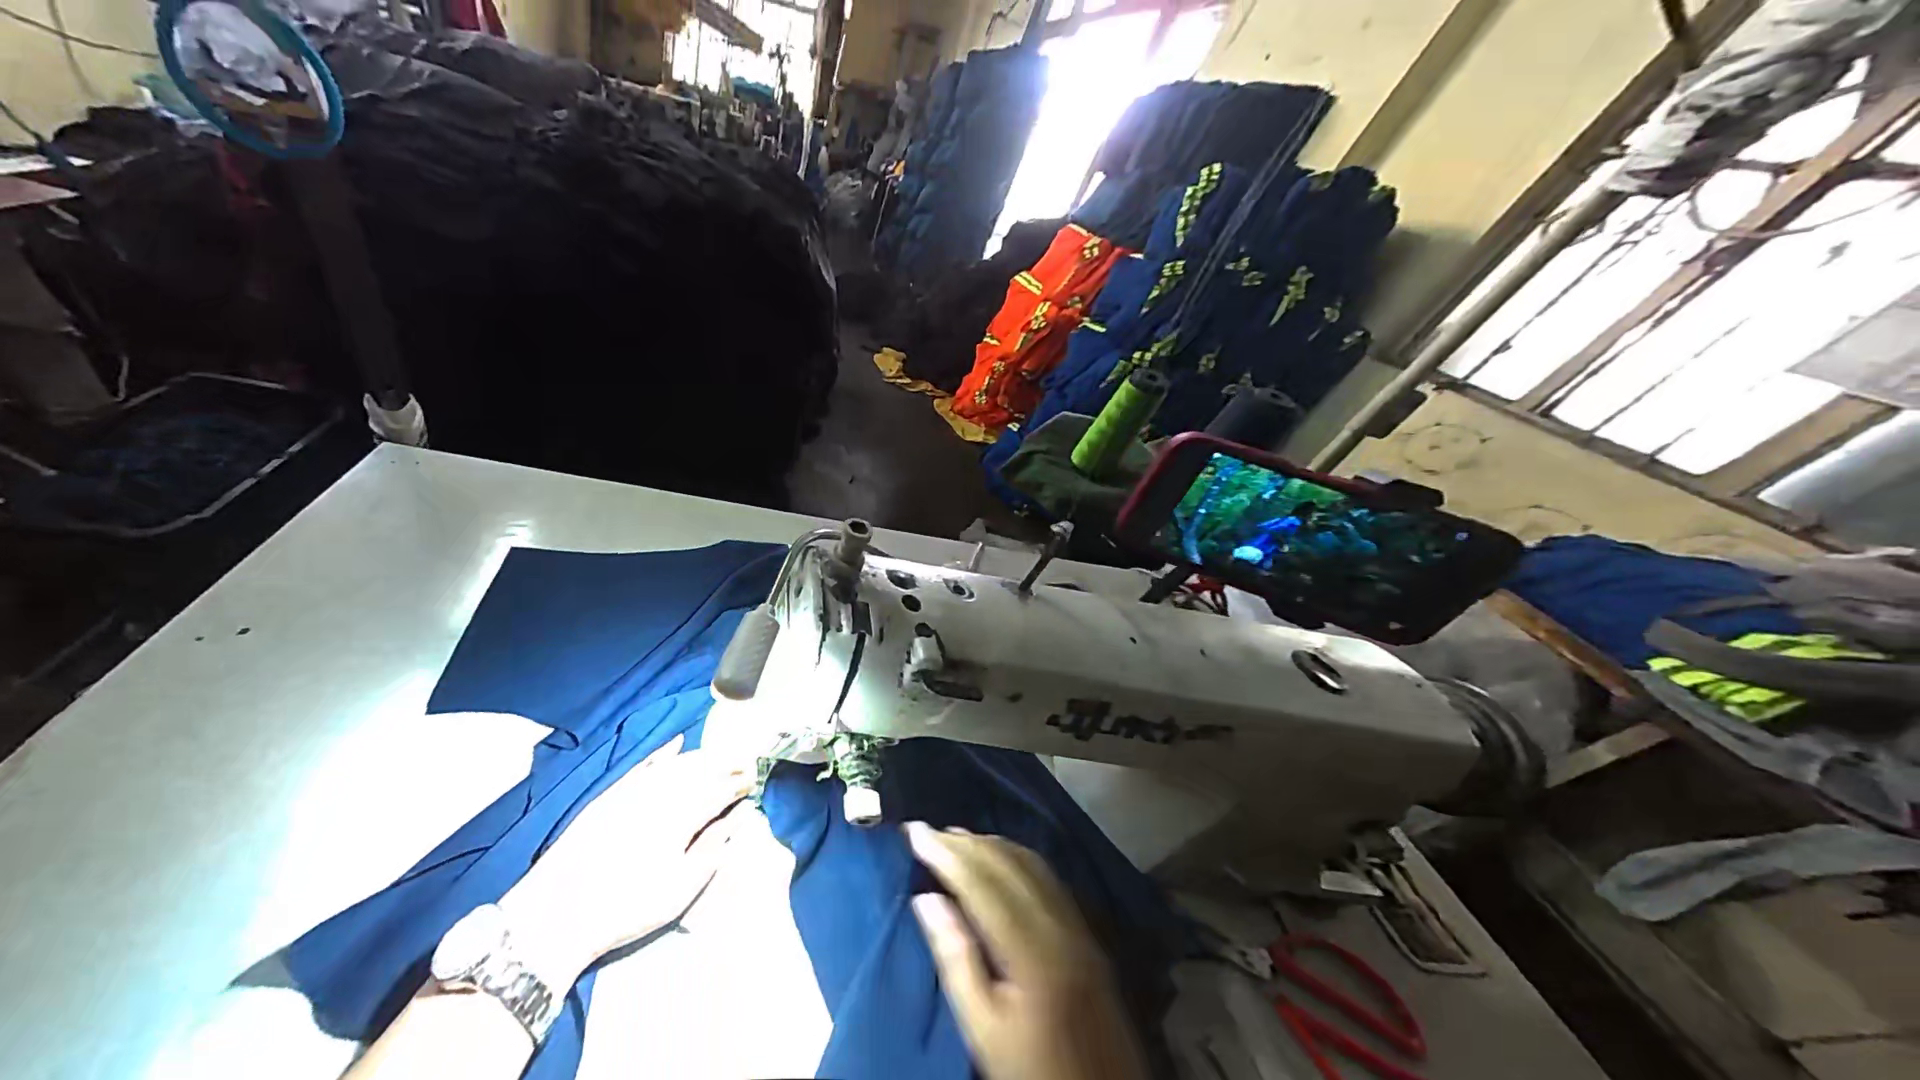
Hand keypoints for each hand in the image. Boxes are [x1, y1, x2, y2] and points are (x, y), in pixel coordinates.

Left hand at [499, 736, 751, 986]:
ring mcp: (633, 791)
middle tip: (744, 762)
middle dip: (726, 763)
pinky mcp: (610, 795)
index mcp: (683, 816)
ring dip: (702, 756)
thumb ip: (713, 848)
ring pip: (675, 763)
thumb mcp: (680, 889)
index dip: (740, 782)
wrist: (556, 914)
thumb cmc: (627, 907)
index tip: (755, 779)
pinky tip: (675, 745)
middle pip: (701, 770)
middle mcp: (660, 794)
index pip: (721, 789)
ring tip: (719, 756)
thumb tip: (738, 818)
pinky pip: (643, 766)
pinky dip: (661, 754)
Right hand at [905, 822, 1149, 1079]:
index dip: (947, 853)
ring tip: (956, 838)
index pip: (982, 883)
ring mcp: (1076, 924)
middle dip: (965, 843)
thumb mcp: (984, 1027)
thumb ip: (956, 960)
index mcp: (1031, 948)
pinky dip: (1016, 856)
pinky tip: (999, 857)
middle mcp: (1058, 923)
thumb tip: (926, 900)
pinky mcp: (1085, 930)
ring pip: (1030, 864)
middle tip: (928, 829)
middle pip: (1007, 865)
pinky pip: (1047, 876)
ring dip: (990, 844)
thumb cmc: (1031, 1067)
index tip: (915, 831)